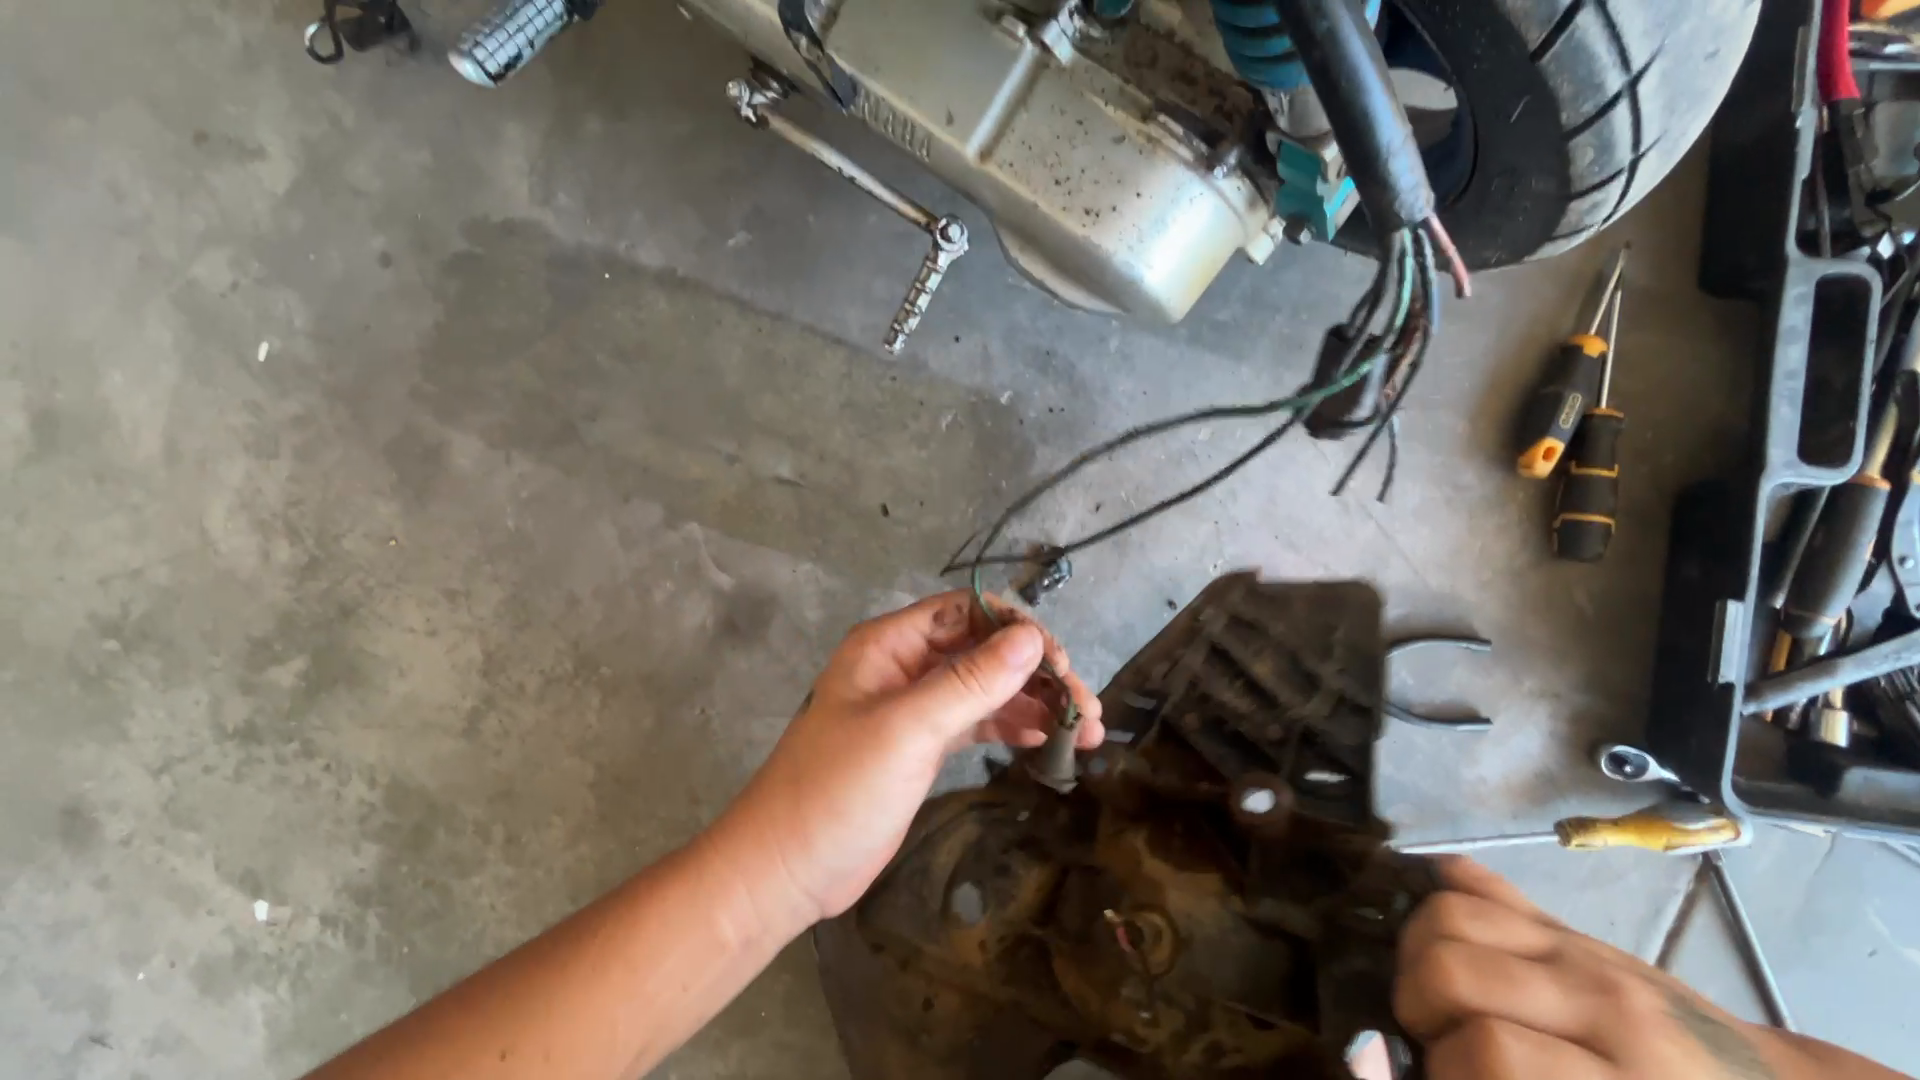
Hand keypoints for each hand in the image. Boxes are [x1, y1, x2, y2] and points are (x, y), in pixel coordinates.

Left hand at [712, 591, 1103, 927]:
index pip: (965, 612)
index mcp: (889, 645)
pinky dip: (1012, 728)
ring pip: (986, 690)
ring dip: (1033, 704)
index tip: (1060, 660)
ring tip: (1086, 731)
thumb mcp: (908, 730)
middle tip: (1085, 707)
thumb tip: (1032, 638)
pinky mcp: (923, 748)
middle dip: (1036, 672)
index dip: (1015, 628)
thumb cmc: (838, 789)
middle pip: (983, 651)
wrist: (788, 870)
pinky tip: (1046, 741)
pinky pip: (977, 724)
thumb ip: (971, 683)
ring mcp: (915, 710)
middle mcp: (904, 668)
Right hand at [1396, 857, 1784, 1079]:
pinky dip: (1432, 892)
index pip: (1490, 1050)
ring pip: (1449, 910)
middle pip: (1452, 966)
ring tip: (1432, 994)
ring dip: (1415, 952)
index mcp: (1625, 1077)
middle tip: (1431, 1038)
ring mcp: (1578, 946)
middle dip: (1417, 1006)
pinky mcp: (1560, 921)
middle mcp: (1600, 999)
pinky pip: (1475, 878)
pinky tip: (1426, 932)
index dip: (1445, 1070)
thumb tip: (1387, 1058)